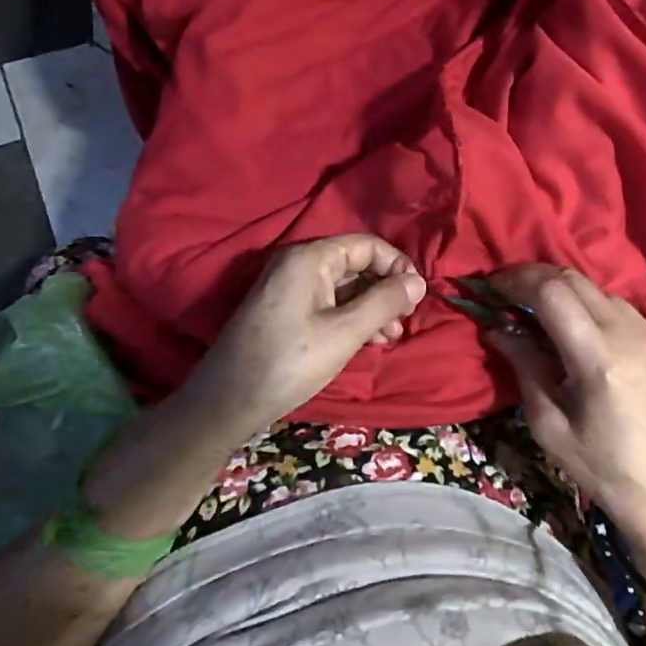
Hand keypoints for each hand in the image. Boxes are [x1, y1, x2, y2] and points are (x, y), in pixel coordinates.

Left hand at [185, 235, 426, 426]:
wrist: (227, 401)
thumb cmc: (290, 361)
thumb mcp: (344, 333)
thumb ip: (384, 303)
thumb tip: (418, 282)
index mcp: (309, 258)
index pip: (366, 245)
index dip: (397, 266)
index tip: (417, 297)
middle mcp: (297, 263)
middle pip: (354, 263)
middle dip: (384, 289)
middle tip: (404, 321)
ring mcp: (287, 287)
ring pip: (342, 286)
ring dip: (370, 307)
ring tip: (390, 337)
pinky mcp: (283, 310)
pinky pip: (326, 302)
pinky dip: (350, 317)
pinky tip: (367, 340)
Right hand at [484, 265, 645, 527]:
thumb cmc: (597, 462)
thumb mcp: (547, 421)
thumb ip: (524, 364)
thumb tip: (495, 326)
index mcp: (599, 359)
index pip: (552, 293)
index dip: (516, 282)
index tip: (489, 289)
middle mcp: (627, 334)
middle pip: (571, 279)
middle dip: (530, 277)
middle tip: (501, 291)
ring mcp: (645, 331)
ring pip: (590, 285)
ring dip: (554, 286)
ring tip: (526, 304)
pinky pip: (608, 300)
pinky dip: (578, 298)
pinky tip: (562, 319)